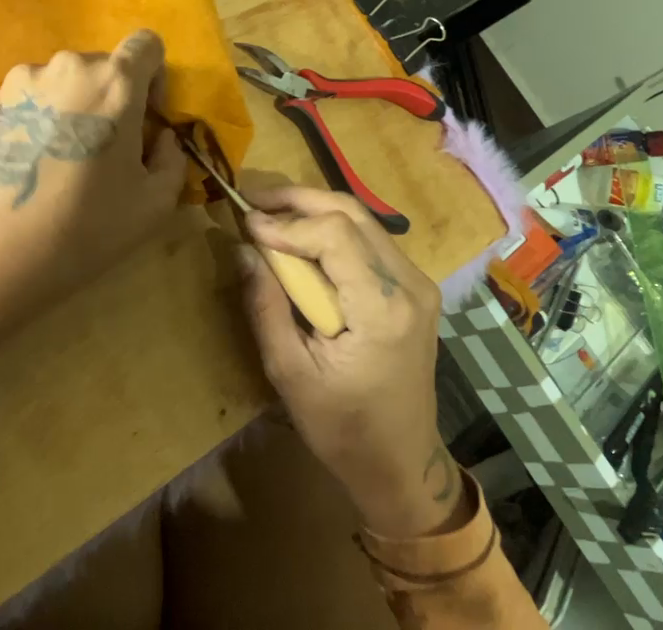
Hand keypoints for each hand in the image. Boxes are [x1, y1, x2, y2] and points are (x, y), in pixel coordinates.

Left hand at [0, 29, 187, 353]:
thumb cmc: (85, 227)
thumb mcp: (154, 204)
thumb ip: (172, 158)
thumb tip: (160, 137)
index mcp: (114, 81)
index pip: (147, 44)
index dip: (155, 80)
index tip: (145, 122)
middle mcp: (68, 66)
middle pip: (104, 66)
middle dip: (113, 100)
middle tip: (106, 153)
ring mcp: (22, 81)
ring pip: (66, 82)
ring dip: (76, 108)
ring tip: (64, 161)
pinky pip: (33, 98)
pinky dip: (42, 119)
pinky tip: (33, 164)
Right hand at [237, 187, 468, 538]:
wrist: (400, 463)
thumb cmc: (341, 428)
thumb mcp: (289, 372)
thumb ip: (266, 305)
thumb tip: (243, 248)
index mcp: (382, 309)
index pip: (334, 234)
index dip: (286, 221)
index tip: (245, 224)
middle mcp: (409, 286)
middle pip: (351, 214)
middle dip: (298, 200)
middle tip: (252, 202)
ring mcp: (418, 285)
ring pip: (363, 221)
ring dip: (314, 211)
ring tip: (269, 218)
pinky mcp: (414, 290)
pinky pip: (370, 241)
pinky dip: (332, 232)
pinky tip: (301, 241)